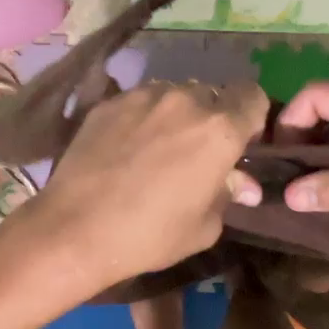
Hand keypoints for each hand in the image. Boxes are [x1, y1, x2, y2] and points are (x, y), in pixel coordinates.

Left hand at [23, 81, 267, 290]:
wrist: (76, 228)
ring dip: (175, 113)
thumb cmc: (150, 235)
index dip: (250, 117)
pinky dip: (141, 117)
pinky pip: (138, 101)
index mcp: (219, 129)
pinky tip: (126, 147)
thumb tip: (243, 183)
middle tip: (196, 150)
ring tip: (158, 146)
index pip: (252, 97)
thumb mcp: (204, 227)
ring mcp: (143, 97)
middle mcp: (185, 100)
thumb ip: (228, 194)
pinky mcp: (108, 103)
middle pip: (211, 94)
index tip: (239, 141)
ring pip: (173, 93)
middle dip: (211, 116)